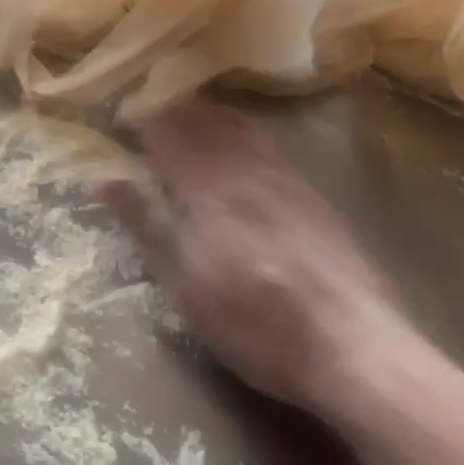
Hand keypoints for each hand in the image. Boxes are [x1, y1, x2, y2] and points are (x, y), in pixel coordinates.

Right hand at [99, 103, 418, 414]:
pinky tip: (240, 155)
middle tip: (146, 114)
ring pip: (241, 128)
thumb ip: (147, 225)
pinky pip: (269, 148)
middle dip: (171, 110)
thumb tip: (104, 179)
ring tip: (187, 123)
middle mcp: (247, 170)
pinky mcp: (316, 200)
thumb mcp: (186, 284)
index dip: (138, 118)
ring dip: (208, 117)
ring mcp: (288, 181)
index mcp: (209, 186)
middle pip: (205, 120)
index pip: (165, 131)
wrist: (359, 354)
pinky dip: (242, 136)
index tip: (115, 116)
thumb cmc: (257, 322)